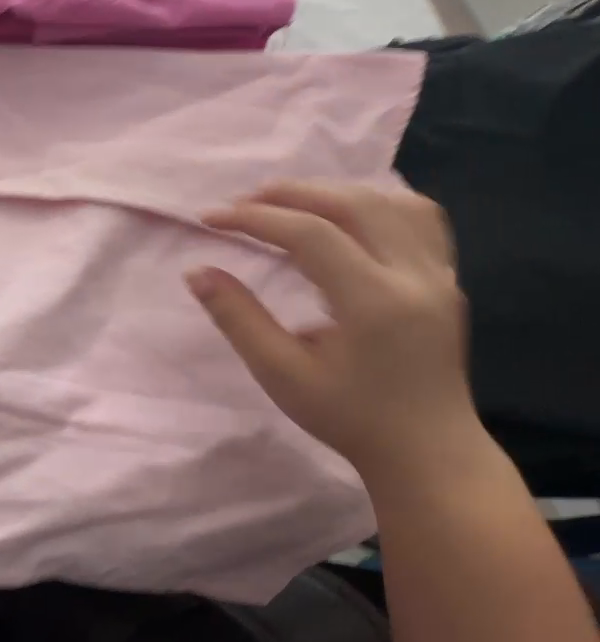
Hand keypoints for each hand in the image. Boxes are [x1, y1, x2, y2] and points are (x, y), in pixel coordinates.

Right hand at [187, 181, 481, 477]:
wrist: (426, 448)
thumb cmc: (346, 415)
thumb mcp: (278, 371)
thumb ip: (238, 317)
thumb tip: (197, 272)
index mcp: (373, 302)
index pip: (311, 235)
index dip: (254, 218)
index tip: (209, 219)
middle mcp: (415, 277)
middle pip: (356, 205)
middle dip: (292, 194)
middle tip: (242, 202)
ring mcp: (439, 276)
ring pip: (394, 204)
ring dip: (334, 193)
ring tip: (288, 203)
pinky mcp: (446, 281)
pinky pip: (420, 221)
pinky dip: (376, 204)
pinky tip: (343, 216)